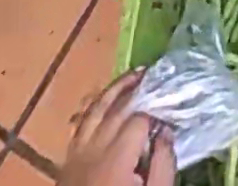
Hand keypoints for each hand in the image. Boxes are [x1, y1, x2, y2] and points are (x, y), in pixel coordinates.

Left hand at [59, 71, 174, 185]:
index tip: (171, 106)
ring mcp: (75, 156)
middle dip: (136, 88)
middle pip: (116, 108)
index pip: (139, 119)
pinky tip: (102, 101)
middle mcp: (92, 151)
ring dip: (114, 90)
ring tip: (133, 76)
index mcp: (115, 161)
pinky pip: (79, 125)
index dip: (157, 110)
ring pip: (94, 110)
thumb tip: (166, 132)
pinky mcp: (66, 165)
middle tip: (154, 73)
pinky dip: (92, 108)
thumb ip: (163, 165)